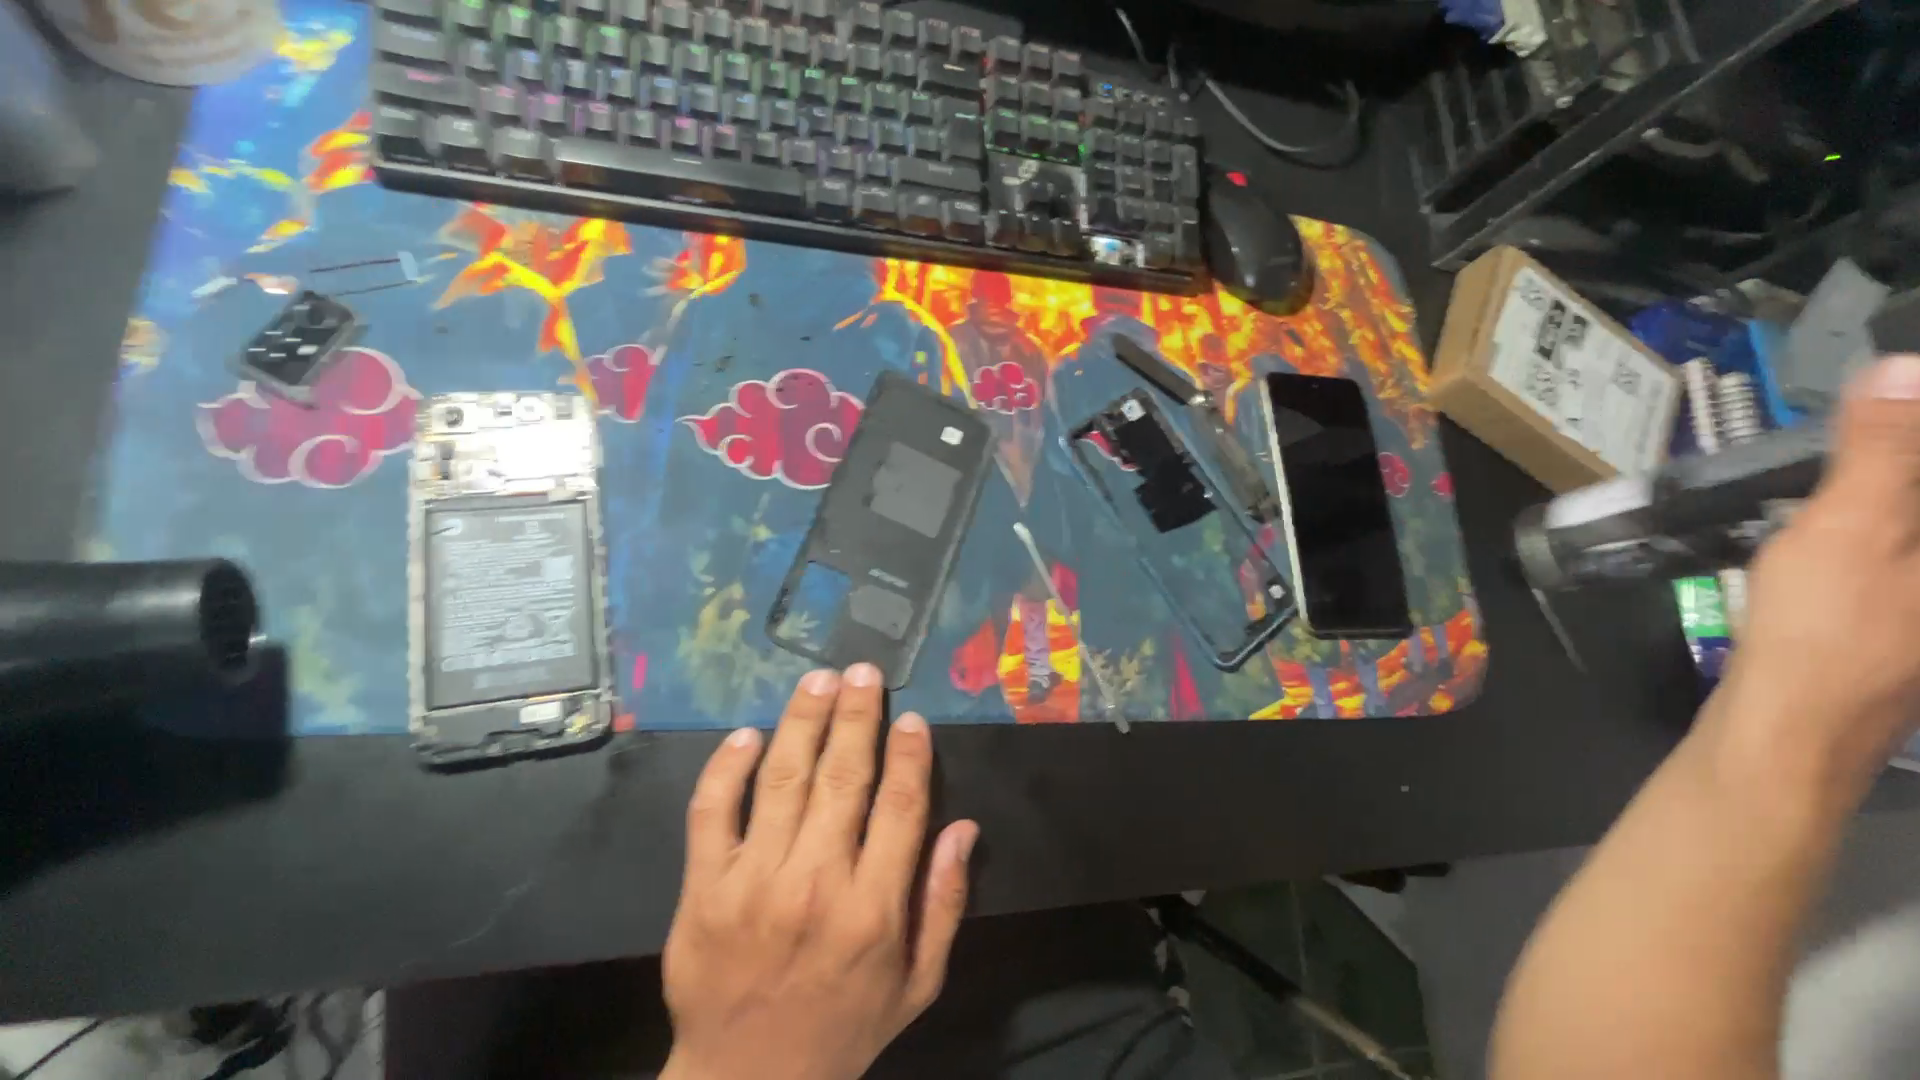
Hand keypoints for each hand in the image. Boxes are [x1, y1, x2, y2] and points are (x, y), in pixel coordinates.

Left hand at [660, 664, 979, 1079]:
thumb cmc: (843, 1028)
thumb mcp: (918, 983)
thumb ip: (944, 903)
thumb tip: (964, 829)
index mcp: (874, 908)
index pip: (899, 805)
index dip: (909, 753)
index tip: (911, 716)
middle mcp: (815, 882)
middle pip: (842, 776)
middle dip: (857, 715)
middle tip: (863, 672)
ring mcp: (752, 880)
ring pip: (782, 778)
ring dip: (803, 721)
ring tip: (819, 681)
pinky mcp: (702, 886)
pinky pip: (712, 810)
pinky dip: (728, 766)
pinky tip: (749, 734)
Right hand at [1701, 354, 1919, 801]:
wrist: (1794, 726)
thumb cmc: (1826, 626)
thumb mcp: (1847, 527)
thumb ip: (1881, 450)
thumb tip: (1904, 367)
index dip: (1904, 432)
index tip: (1885, 409)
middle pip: (1913, 499)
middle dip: (1892, 462)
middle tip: (1869, 432)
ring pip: (1909, 534)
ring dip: (1885, 495)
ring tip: (1849, 478)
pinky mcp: (1918, 622)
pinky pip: (1905, 559)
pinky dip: (1885, 533)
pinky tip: (1849, 528)